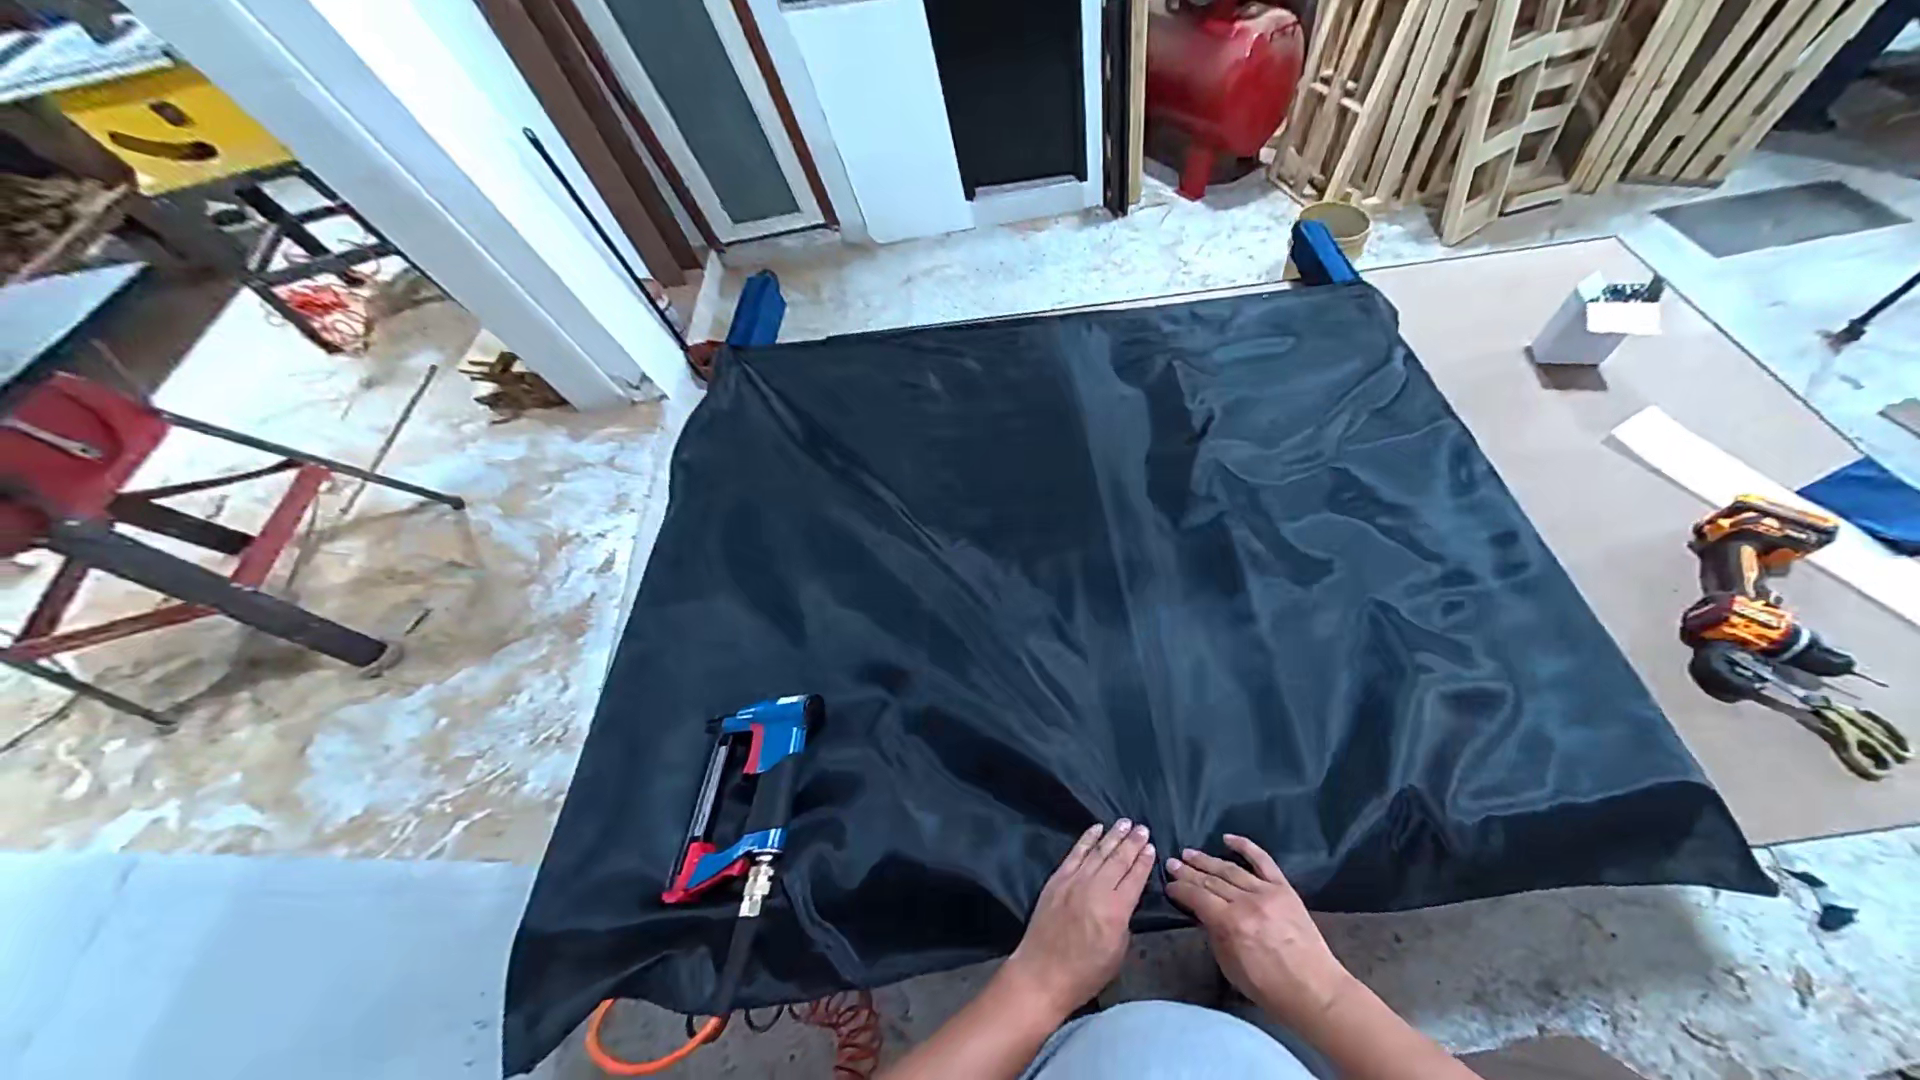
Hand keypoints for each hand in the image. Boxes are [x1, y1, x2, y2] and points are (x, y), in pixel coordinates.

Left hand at [1000, 819, 1154, 1017]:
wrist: (1043, 972)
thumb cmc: (1086, 972)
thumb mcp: (1118, 951)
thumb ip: (1124, 920)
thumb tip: (1125, 900)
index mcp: (1115, 910)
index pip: (1134, 878)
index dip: (1144, 861)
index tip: (1152, 847)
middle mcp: (1096, 889)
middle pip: (1118, 859)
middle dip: (1133, 843)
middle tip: (1143, 828)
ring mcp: (1074, 880)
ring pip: (1098, 851)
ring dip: (1113, 835)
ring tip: (1125, 823)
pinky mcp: (1058, 878)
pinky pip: (1076, 853)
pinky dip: (1087, 839)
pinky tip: (1096, 828)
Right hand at [1165, 834, 1355, 1030]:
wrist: (1316, 992)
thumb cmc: (1269, 988)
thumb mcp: (1230, 966)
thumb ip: (1214, 934)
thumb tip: (1203, 913)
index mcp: (1230, 924)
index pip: (1196, 896)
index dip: (1179, 889)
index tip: (1168, 884)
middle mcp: (1246, 903)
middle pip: (1210, 880)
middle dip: (1187, 871)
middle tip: (1171, 862)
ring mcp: (1266, 892)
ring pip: (1230, 869)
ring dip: (1206, 859)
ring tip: (1189, 853)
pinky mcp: (1284, 889)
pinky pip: (1263, 861)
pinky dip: (1245, 846)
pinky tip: (1228, 838)